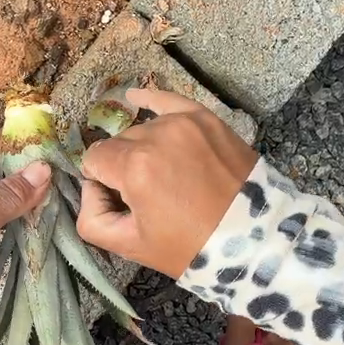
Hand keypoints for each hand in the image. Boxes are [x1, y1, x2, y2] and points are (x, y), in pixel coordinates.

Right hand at [76, 88, 256, 276]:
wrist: (253, 240)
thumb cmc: (190, 247)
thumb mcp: (130, 246)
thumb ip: (91, 217)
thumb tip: (91, 187)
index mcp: (134, 167)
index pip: (94, 160)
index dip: (101, 183)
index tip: (123, 202)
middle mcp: (156, 135)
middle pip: (118, 144)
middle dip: (123, 167)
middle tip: (150, 196)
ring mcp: (184, 123)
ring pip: (142, 130)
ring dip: (144, 149)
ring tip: (168, 176)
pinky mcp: (206, 119)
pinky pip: (168, 99)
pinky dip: (150, 99)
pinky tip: (135, 97)